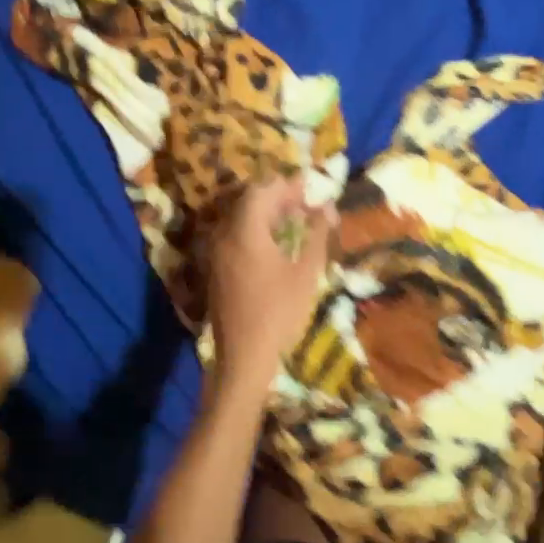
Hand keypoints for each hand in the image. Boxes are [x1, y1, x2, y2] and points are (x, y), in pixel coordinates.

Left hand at [204, 175, 336, 390]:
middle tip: (304, 205)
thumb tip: (328, 208)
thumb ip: (317, 235)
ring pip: (239, 219)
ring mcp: (216, 253)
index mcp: (245, 232)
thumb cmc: (279, 313)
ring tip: (294, 222)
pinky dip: (254, 231)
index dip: (286, 186)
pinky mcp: (215, 268)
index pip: (261, 191)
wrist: (243, 356)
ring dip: (266, 214)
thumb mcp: (306, 273)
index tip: (309, 190)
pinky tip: (275, 244)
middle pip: (247, 202)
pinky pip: (234, 236)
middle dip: (277, 198)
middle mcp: (224, 236)